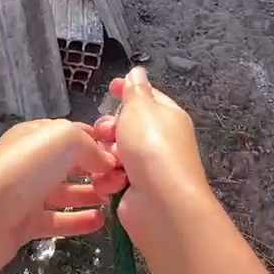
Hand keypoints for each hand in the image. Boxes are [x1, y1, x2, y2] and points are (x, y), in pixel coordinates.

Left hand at [0, 119, 125, 273]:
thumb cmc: (21, 172)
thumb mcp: (62, 140)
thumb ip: (89, 145)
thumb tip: (104, 161)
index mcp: (37, 136)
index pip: (75, 133)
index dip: (101, 141)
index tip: (128, 156)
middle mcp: (31, 162)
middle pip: (71, 163)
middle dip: (99, 168)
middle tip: (125, 181)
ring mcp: (26, 194)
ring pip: (65, 191)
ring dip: (91, 193)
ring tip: (116, 199)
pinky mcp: (24, 225)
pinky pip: (57, 220)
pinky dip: (78, 220)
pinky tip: (100, 222)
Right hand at [94, 68, 218, 248]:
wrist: (161, 201)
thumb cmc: (152, 146)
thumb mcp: (141, 108)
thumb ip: (135, 90)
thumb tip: (137, 72)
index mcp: (167, 116)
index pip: (147, 97)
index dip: (128, 90)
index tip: (110, 88)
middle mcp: (159, 141)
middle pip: (123, 125)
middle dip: (109, 128)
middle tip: (108, 133)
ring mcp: (146, 167)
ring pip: (111, 152)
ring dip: (106, 155)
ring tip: (111, 161)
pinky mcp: (132, 190)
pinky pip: (109, 176)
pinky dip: (108, 179)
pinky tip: (113, 182)